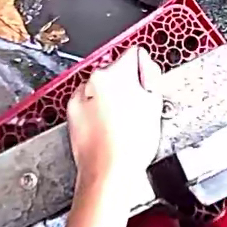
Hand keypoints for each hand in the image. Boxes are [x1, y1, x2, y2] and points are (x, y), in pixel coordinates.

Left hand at [67, 47, 162, 203]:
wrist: (108, 173)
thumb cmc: (131, 146)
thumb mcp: (154, 106)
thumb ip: (150, 78)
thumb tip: (145, 65)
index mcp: (117, 73)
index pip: (135, 53)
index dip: (144, 68)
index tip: (146, 80)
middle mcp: (96, 79)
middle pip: (116, 70)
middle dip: (126, 84)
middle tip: (136, 107)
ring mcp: (82, 94)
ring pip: (101, 87)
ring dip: (109, 96)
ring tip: (121, 122)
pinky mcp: (72, 110)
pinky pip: (88, 102)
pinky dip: (95, 108)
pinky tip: (107, 126)